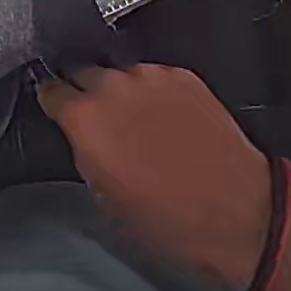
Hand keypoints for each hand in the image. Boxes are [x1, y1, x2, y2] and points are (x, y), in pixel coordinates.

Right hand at [39, 65, 271, 289]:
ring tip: (140, 119)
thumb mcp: (103, 197)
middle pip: (82, 71)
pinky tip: (169, 117)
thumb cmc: (166, 220)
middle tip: (102, 118)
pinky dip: (155, 92)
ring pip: (120, 73)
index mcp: (83, 117)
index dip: (52, 101)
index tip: (58, 109)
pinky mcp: (183, 75)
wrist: (242, 215)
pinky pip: (155, 76)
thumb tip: (82, 136)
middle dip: (85, 91)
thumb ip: (83, 151)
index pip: (49, 89)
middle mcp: (111, 85)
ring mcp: (149, 76)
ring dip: (121, 91)